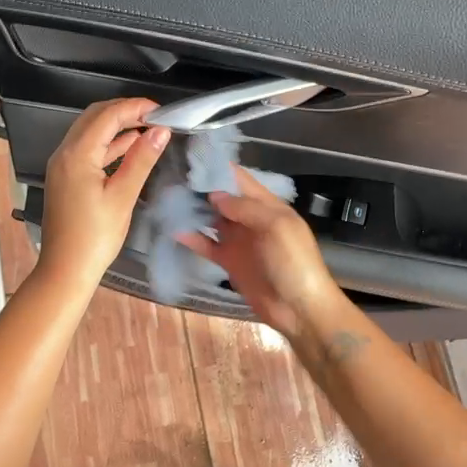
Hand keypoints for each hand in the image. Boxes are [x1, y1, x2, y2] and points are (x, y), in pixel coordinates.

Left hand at [35, 98, 171, 284]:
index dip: (135, 107)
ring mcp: (62, 166)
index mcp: (76, 155)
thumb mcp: (123, 196)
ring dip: (118, 127)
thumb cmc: (94, 238)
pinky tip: (131, 148)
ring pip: (91, 132)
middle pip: (95, 118)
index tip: (161, 111)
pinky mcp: (65, 178)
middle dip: (125, 112)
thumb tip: (160, 132)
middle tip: (156, 117)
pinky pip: (88, 150)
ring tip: (149, 130)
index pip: (107, 116)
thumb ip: (141, 160)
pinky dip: (109, 145)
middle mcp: (64, 154)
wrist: (66, 270)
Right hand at [178, 170, 342, 334]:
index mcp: (268, 205)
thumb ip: (246, 208)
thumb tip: (214, 195)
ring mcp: (239, 240)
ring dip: (193, 211)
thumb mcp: (276, 227)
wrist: (299, 308)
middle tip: (170, 178)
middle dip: (199, 188)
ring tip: (167, 200)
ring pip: (211, 219)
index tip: (191, 158)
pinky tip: (174, 231)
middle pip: (222, 198)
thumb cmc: (294, 263)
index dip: (218, 168)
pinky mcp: (229, 261)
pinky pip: (207, 245)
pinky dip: (192, 238)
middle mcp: (251, 219)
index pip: (240, 179)